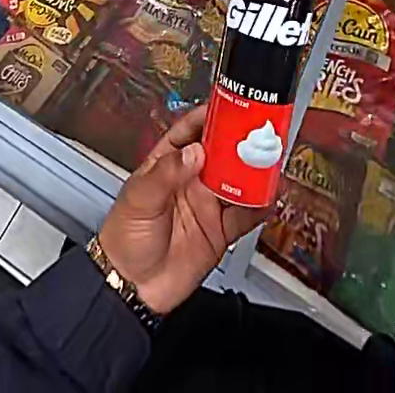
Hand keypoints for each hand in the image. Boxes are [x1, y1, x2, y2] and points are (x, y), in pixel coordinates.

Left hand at [96, 105, 268, 314]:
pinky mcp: (220, 231)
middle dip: (239, 140)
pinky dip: (260, 204)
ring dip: (253, 170)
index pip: (190, 131)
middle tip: (258, 130)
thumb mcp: (140, 198)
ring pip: (237, 180)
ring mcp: (208, 204)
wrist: (132, 289)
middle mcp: (192, 179)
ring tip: (269, 159)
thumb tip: (194, 151)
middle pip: (220, 152)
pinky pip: (245, 214)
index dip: (208, 116)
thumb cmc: (124, 237)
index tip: (226, 105)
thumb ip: (167, 174)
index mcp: (168, 163)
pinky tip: (268, 196)